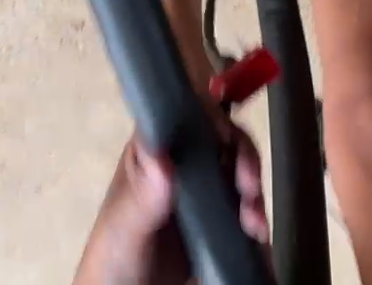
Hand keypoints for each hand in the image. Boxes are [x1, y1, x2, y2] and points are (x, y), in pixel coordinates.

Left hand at [74, 130, 267, 284]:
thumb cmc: (114, 257)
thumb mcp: (124, 227)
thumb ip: (142, 196)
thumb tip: (162, 157)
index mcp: (153, 152)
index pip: (185, 115)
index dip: (210, 117)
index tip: (225, 138)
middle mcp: (181, 165)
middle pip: (222, 140)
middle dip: (243, 155)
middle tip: (249, 185)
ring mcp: (203, 194)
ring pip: (239, 172)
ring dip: (253, 188)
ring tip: (253, 222)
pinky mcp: (220, 224)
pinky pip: (246, 209)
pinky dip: (258, 216)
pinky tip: (257, 235)